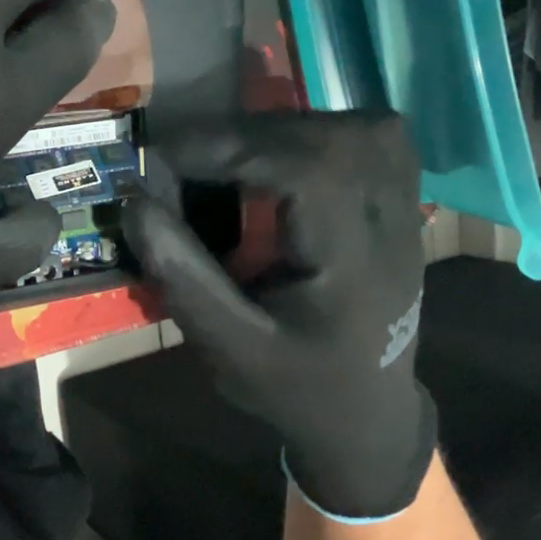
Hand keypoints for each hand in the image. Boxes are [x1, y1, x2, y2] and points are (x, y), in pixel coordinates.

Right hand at [126, 111, 435, 520]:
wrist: (363, 411)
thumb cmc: (290, 385)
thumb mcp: (225, 345)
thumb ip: (181, 274)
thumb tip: (134, 198)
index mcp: (352, 269)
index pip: (312, 174)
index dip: (235, 148)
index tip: (168, 156)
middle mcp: (392, 230)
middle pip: (335, 141)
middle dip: (249, 135)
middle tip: (187, 155)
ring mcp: (406, 214)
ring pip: (360, 129)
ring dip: (284, 128)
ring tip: (228, 154)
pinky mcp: (402, 205)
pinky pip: (373, 139)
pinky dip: (318, 131)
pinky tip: (278, 154)